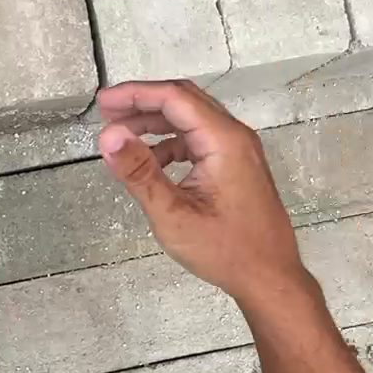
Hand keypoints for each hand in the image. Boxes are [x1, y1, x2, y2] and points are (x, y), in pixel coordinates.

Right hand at [96, 80, 307, 303]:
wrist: (269, 277)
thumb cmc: (225, 250)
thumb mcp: (172, 214)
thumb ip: (139, 172)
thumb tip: (108, 137)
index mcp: (223, 141)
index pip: (174, 98)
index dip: (135, 94)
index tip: (103, 103)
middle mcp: (234, 137)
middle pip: (183, 101)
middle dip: (142, 102)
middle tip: (106, 113)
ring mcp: (237, 150)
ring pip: (189, 119)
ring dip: (153, 122)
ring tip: (120, 136)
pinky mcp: (234, 165)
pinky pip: (197, 140)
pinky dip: (168, 142)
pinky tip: (149, 162)